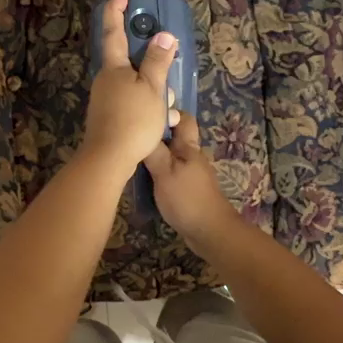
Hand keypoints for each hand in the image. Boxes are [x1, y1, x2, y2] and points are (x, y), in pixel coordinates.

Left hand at [81, 0, 178, 168]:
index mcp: (114, 66)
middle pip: (133, 64)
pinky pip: (133, 103)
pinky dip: (149, 109)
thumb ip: (159, 61)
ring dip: (156, 95)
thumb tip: (164, 35)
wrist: (108, 159)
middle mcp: (106, 78)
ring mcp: (105, 98)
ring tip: (168, 115)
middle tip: (167, 87)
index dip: (116, 10)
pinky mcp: (109, 116)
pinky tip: (160, 124)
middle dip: (154, 71)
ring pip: (137, 86)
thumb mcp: (153, 88)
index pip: (114, 30)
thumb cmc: (132, 120)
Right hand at [143, 116, 241, 252]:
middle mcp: (191, 155)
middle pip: (174, 136)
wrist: (210, 231)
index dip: (167, 111)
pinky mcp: (187, 188)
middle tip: (131, 134)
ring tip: (132, 154)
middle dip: (156, 134)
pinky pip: (170, 171)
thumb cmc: (187, 198)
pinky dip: (157, 170)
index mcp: (188, 146)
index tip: (145, 112)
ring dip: (155, 154)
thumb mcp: (164, 171)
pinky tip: (143, 177)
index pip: (183, 118)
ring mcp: (190, 172)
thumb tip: (142, 128)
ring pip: (171, 155)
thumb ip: (153, 150)